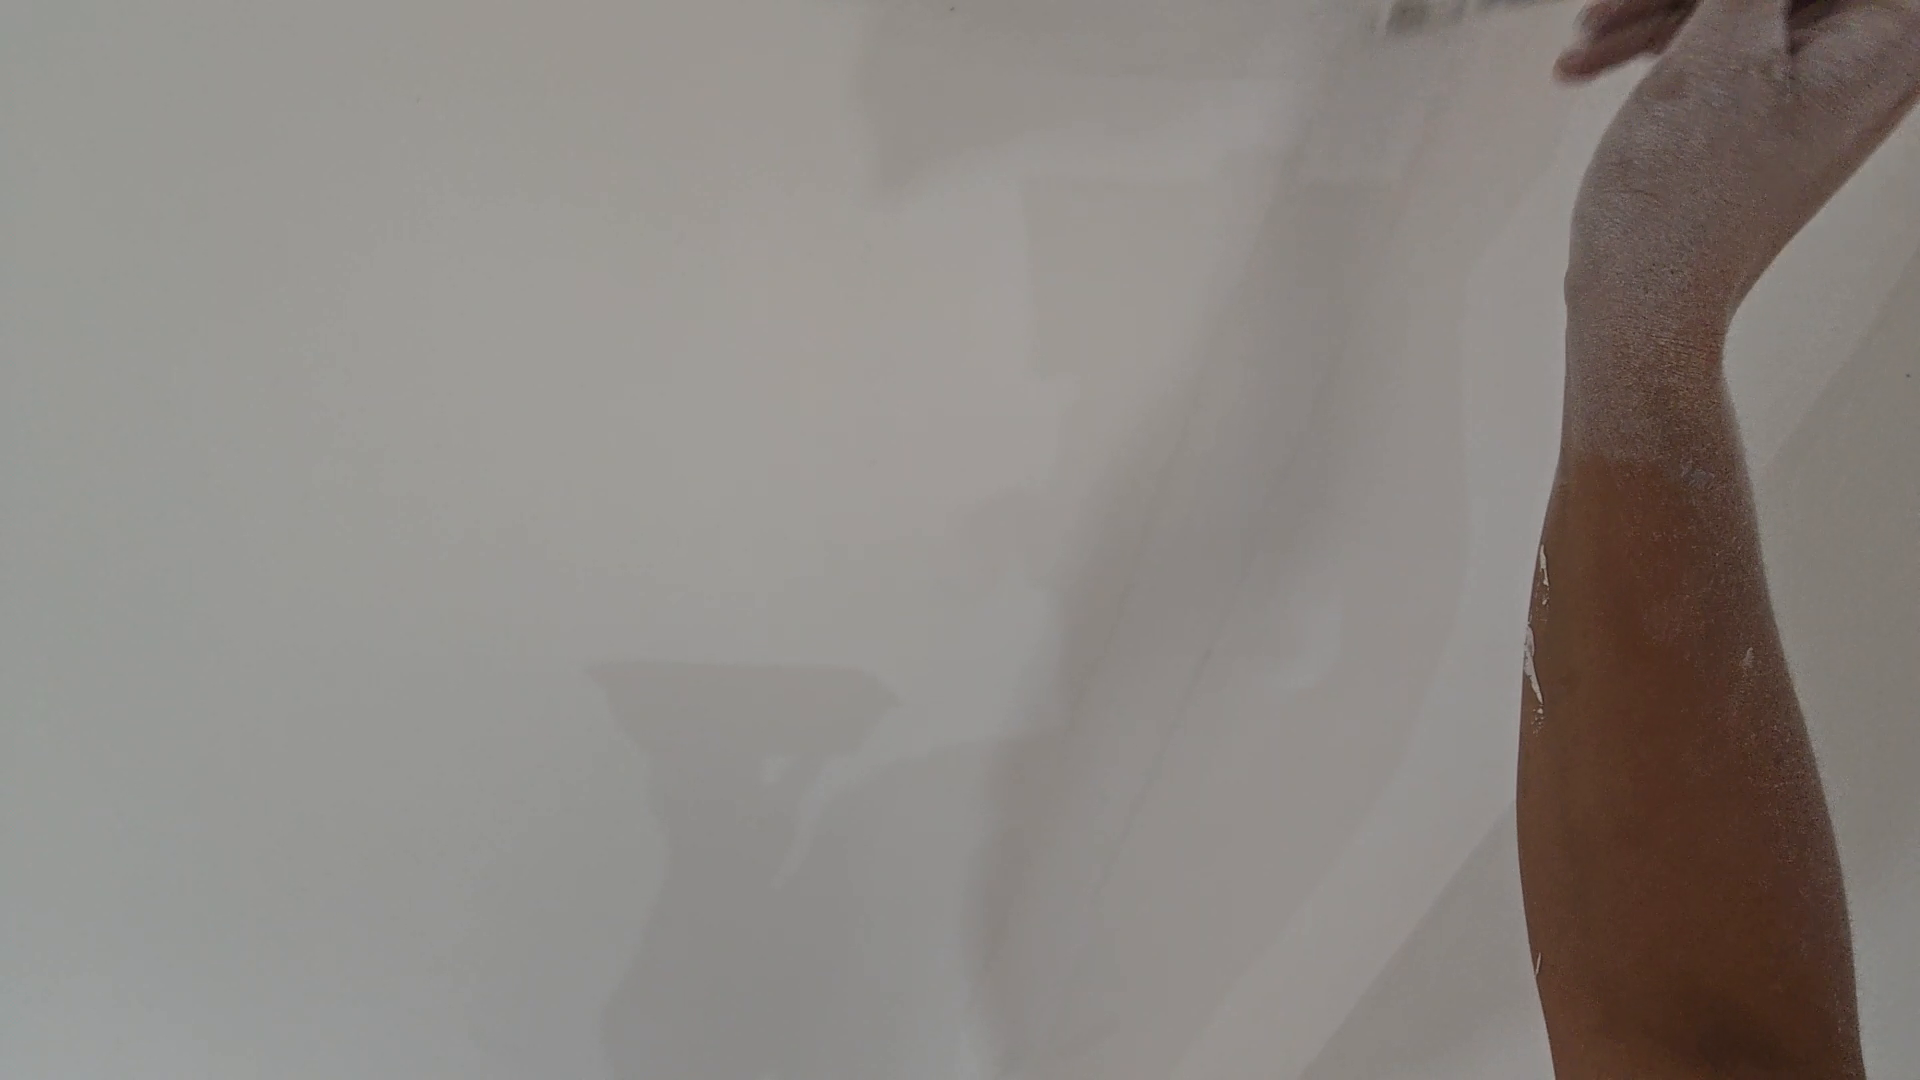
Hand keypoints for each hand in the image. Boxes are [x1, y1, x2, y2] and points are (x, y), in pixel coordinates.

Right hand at [1565, 0, 1919, 334]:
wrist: (1646, 302)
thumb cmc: (1678, 195)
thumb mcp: (1711, 55)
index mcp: (1900, 26)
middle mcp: (1886, 53)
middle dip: (1668, 3)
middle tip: (1590, 19)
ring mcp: (1830, 93)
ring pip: (1744, 22)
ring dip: (1652, 31)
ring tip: (1575, 56)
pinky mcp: (1778, 126)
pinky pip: (1730, 64)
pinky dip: (1665, 64)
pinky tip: (1598, 75)